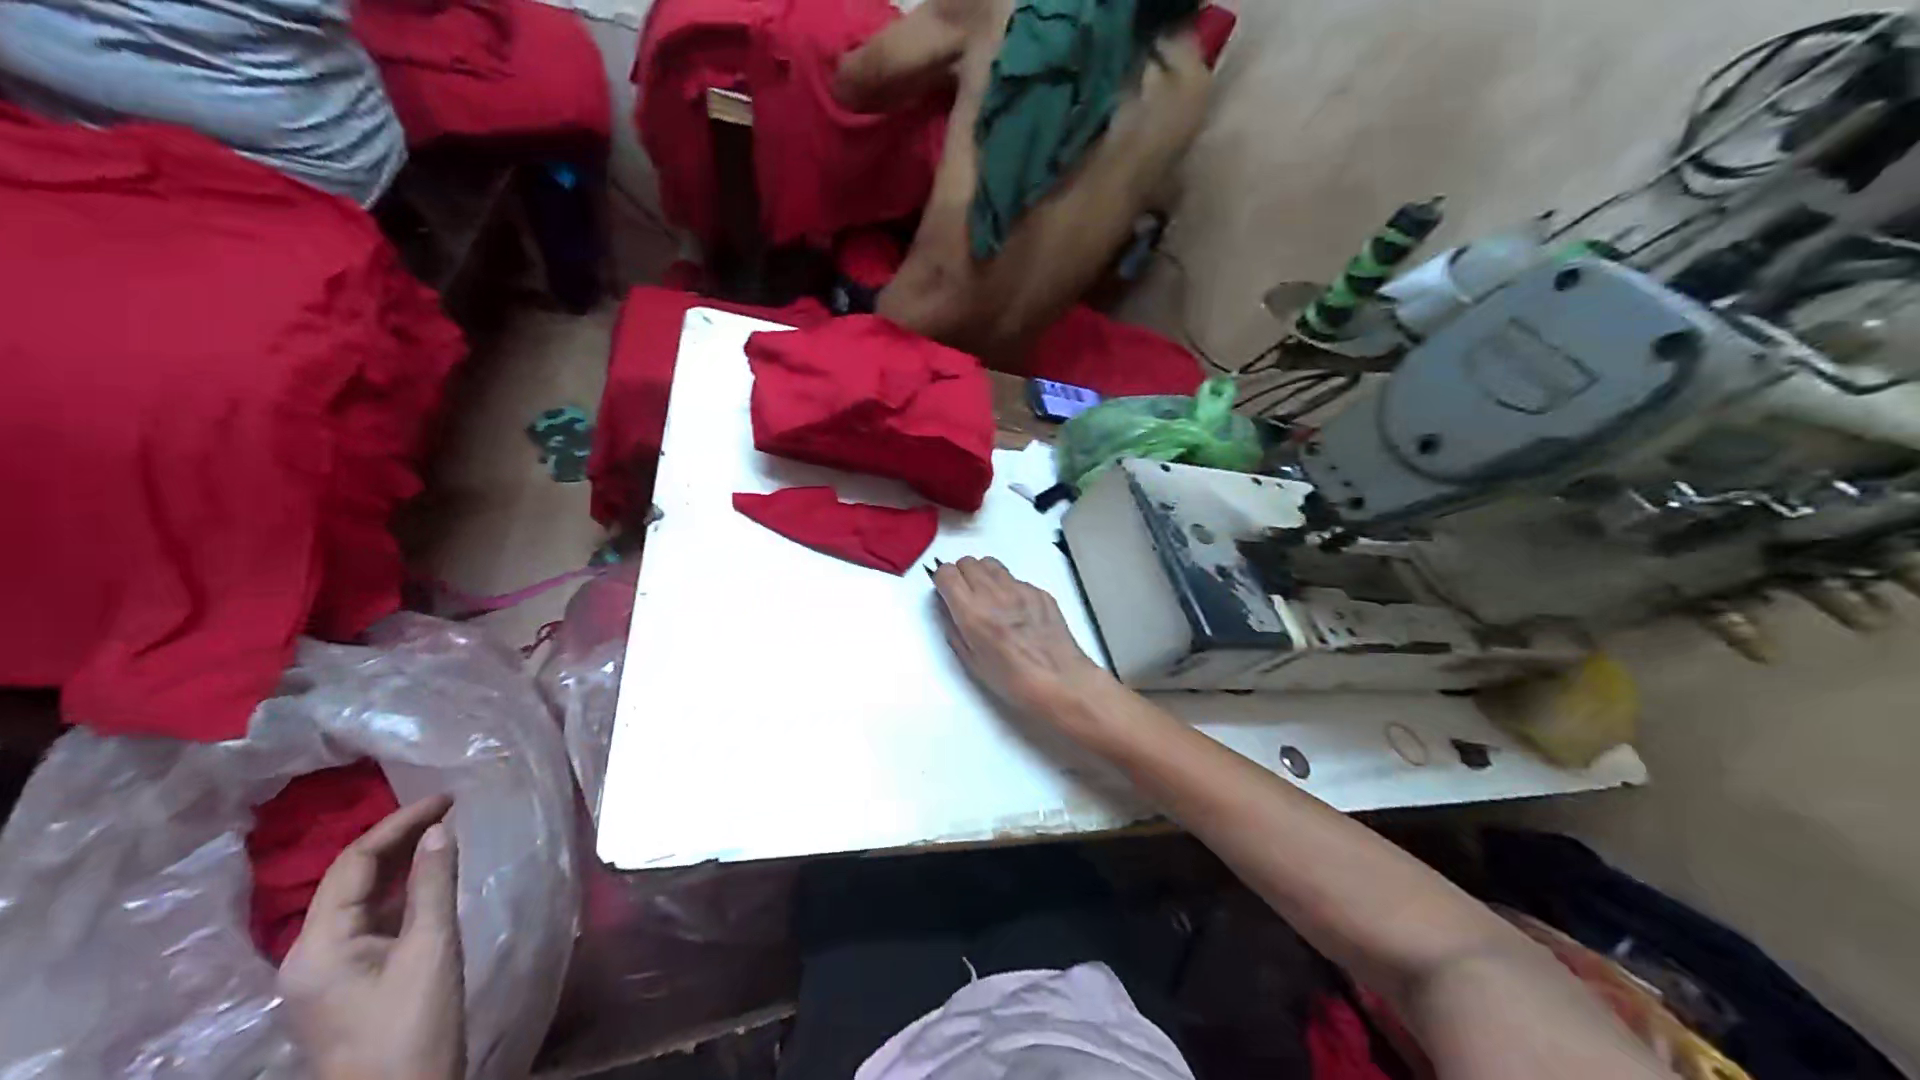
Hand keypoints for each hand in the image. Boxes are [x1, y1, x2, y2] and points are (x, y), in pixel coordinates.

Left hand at [279, 794, 465, 1079]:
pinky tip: (432, 878)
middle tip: (450, 810)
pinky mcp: (346, 981)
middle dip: (399, 838)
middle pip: (351, 879)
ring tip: (445, 833)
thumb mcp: (431, 949)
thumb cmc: (413, 1025)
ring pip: (362, 898)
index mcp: (317, 946)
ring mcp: (325, 970)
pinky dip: (402, 892)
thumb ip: (434, 884)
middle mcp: (308, 954)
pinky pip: (371, 921)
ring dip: (401, 863)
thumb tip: (440, 828)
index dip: (400, 824)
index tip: (448, 799)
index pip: (354, 864)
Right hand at [933, 556, 1117, 726]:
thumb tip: (947, 608)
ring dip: (983, 575)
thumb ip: (954, 628)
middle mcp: (994, 594)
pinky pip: (1015, 578)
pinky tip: (1015, 610)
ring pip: (991, 563)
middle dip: (961, 575)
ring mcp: (1020, 589)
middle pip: (967, 562)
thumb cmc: (1015, 681)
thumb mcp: (972, 661)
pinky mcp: (1039, 591)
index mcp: (973, 613)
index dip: (942, 580)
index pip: (946, 573)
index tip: (945, 591)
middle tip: (965, 594)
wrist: (1060, 681)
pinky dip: (1008, 587)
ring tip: (988, 598)